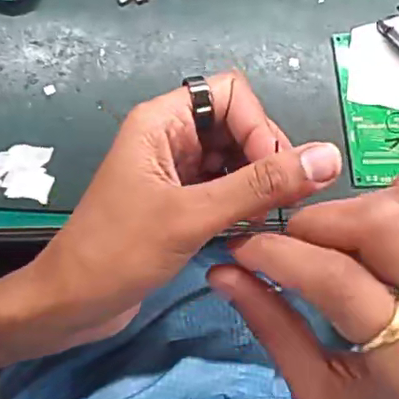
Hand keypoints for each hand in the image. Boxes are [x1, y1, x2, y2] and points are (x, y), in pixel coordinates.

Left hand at [0, 70, 343, 361]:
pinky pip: (224, 191)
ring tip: (268, 223)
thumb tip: (328, 156)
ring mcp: (173, 173)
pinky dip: (243, 207)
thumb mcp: (191, 215)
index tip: (277, 174)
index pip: (232, 94)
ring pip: (234, 162)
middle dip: (265, 160)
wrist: (70, 303)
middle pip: (238, 127)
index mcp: (161, 122)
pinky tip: (252, 233)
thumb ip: (259, 185)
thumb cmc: (118, 251)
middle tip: (280, 206)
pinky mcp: (177, 205)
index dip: (260, 126)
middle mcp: (169, 139)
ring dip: (258, 187)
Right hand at [206, 173, 398, 398]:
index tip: (243, 248)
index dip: (283, 256)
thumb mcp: (317, 393)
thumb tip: (224, 272)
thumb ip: (272, 327)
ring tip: (332, 232)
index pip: (343, 285)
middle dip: (321, 220)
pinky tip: (384, 209)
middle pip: (389, 228)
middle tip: (290, 238)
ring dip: (360, 205)